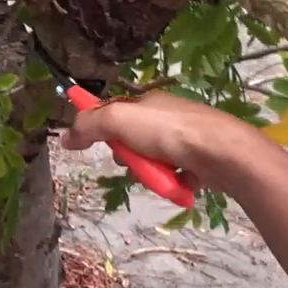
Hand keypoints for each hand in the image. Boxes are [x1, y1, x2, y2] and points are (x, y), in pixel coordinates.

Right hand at [58, 91, 271, 194]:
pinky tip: (178, 183)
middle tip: (132, 163)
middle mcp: (165, 118)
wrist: (223, 152)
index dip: (98, 128)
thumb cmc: (168, 131)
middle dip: (128, 157)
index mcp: (147, 104)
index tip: (88, 144)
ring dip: (150, 173)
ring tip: (159, 176)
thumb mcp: (119, 120)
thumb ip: (89, 126)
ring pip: (152, 161)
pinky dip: (173, 182)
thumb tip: (64, 137)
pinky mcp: (200, 161)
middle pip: (131, 141)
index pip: (112, 113)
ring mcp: (184, 140)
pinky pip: (175, 175)